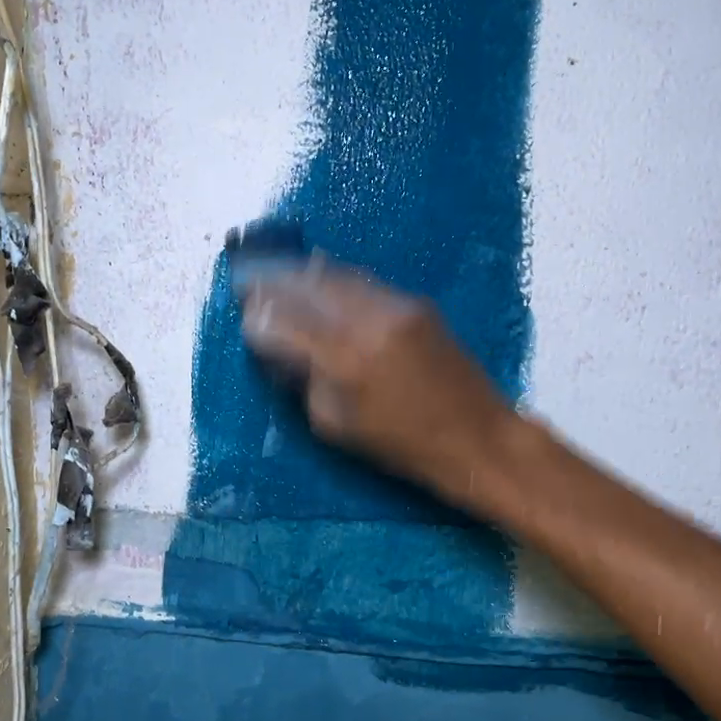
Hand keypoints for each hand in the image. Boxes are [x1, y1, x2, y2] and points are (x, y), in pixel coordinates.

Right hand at [240, 261, 515, 499]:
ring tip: (279, 276)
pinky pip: (362, 282)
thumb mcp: (335, 424)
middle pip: (307, 286)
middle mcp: (367, 319)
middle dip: (274, 283)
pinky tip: (320, 283)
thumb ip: (303, 379)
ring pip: (335, 276)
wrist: (478, 435)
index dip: (258, 314)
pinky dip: (334, 281)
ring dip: (303, 276)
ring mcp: (395, 305)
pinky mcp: (414, 302)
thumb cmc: (402, 444)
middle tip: (250, 283)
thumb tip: (279, 348)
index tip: (242, 310)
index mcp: (344, 357)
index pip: (285, 321)